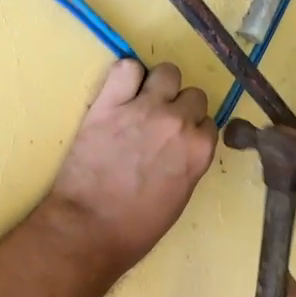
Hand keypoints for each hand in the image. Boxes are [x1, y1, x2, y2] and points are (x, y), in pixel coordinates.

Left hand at [44, 59, 216, 268]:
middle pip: (193, 94)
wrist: (88, 229)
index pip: (207, 122)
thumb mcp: (180, 196)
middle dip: (180, 107)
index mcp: (199, 149)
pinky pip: (127, 67)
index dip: (192, 130)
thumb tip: (182, 145)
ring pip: (167, 72)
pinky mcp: (111, 102)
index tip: (177, 140)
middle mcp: (178, 122)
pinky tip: (120, 92)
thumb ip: (188, 162)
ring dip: (159, 85)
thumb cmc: (136, 227)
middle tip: (159, 124)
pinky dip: (126, 76)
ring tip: (142, 101)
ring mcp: (145, 108)